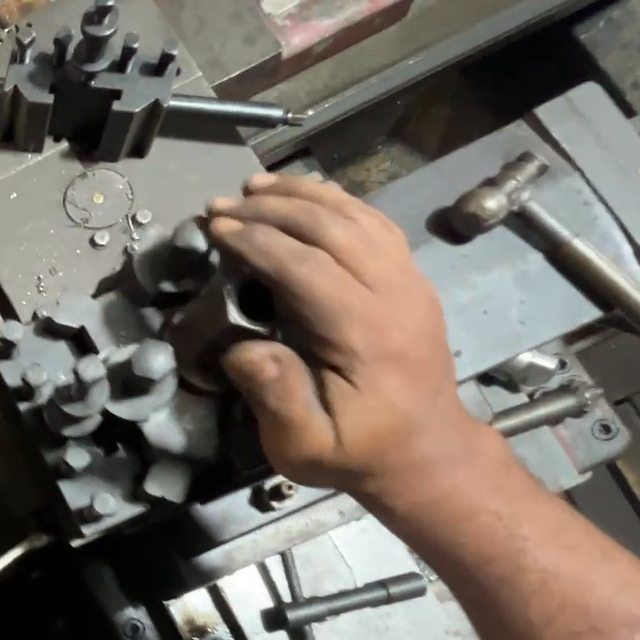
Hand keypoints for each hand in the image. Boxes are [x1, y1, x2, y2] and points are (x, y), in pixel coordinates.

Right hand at [205, 174, 499, 501]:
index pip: (307, 266)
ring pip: (358, 216)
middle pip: (334, 227)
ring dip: (304, 196)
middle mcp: (395, 294)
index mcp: (365, 333)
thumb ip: (276, 396)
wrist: (422, 452)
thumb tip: (242, 350)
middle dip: (274, 209)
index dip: (259, 241)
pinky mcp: (409, 281)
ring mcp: (409, 282)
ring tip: (256, 187)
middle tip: (222, 205)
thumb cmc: (354, 452)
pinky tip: (304, 198)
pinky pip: (374, 225)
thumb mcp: (303, 444)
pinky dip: (336, 203)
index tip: (217, 229)